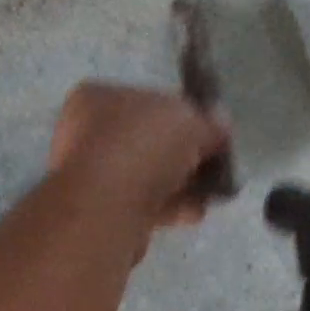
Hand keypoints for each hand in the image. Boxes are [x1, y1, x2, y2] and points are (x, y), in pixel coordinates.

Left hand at [48, 82, 230, 228]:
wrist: (108, 207)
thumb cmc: (142, 147)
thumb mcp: (189, 122)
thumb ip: (208, 123)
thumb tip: (221, 123)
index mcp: (99, 97)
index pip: (148, 101)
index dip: (183, 117)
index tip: (209, 137)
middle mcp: (88, 134)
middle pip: (149, 143)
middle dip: (184, 158)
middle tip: (213, 169)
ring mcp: (91, 177)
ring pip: (147, 178)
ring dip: (180, 187)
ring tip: (209, 197)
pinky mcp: (101, 213)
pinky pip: (142, 206)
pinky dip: (169, 208)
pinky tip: (192, 214)